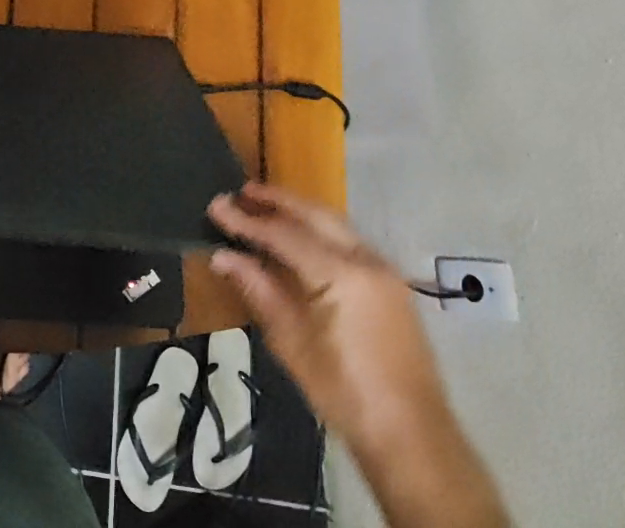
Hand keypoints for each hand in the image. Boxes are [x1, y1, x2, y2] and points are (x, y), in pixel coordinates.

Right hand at [207, 182, 450, 451]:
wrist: (410, 432)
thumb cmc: (342, 390)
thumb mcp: (290, 341)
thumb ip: (258, 289)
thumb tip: (222, 255)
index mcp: (341, 275)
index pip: (283, 234)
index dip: (245, 219)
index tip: (214, 205)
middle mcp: (367, 262)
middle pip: (315, 216)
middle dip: (277, 201)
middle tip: (240, 192)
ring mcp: (384, 273)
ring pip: (335, 226)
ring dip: (299, 213)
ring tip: (263, 207)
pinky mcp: (390, 286)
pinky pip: (348, 243)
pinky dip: (318, 232)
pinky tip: (296, 239)